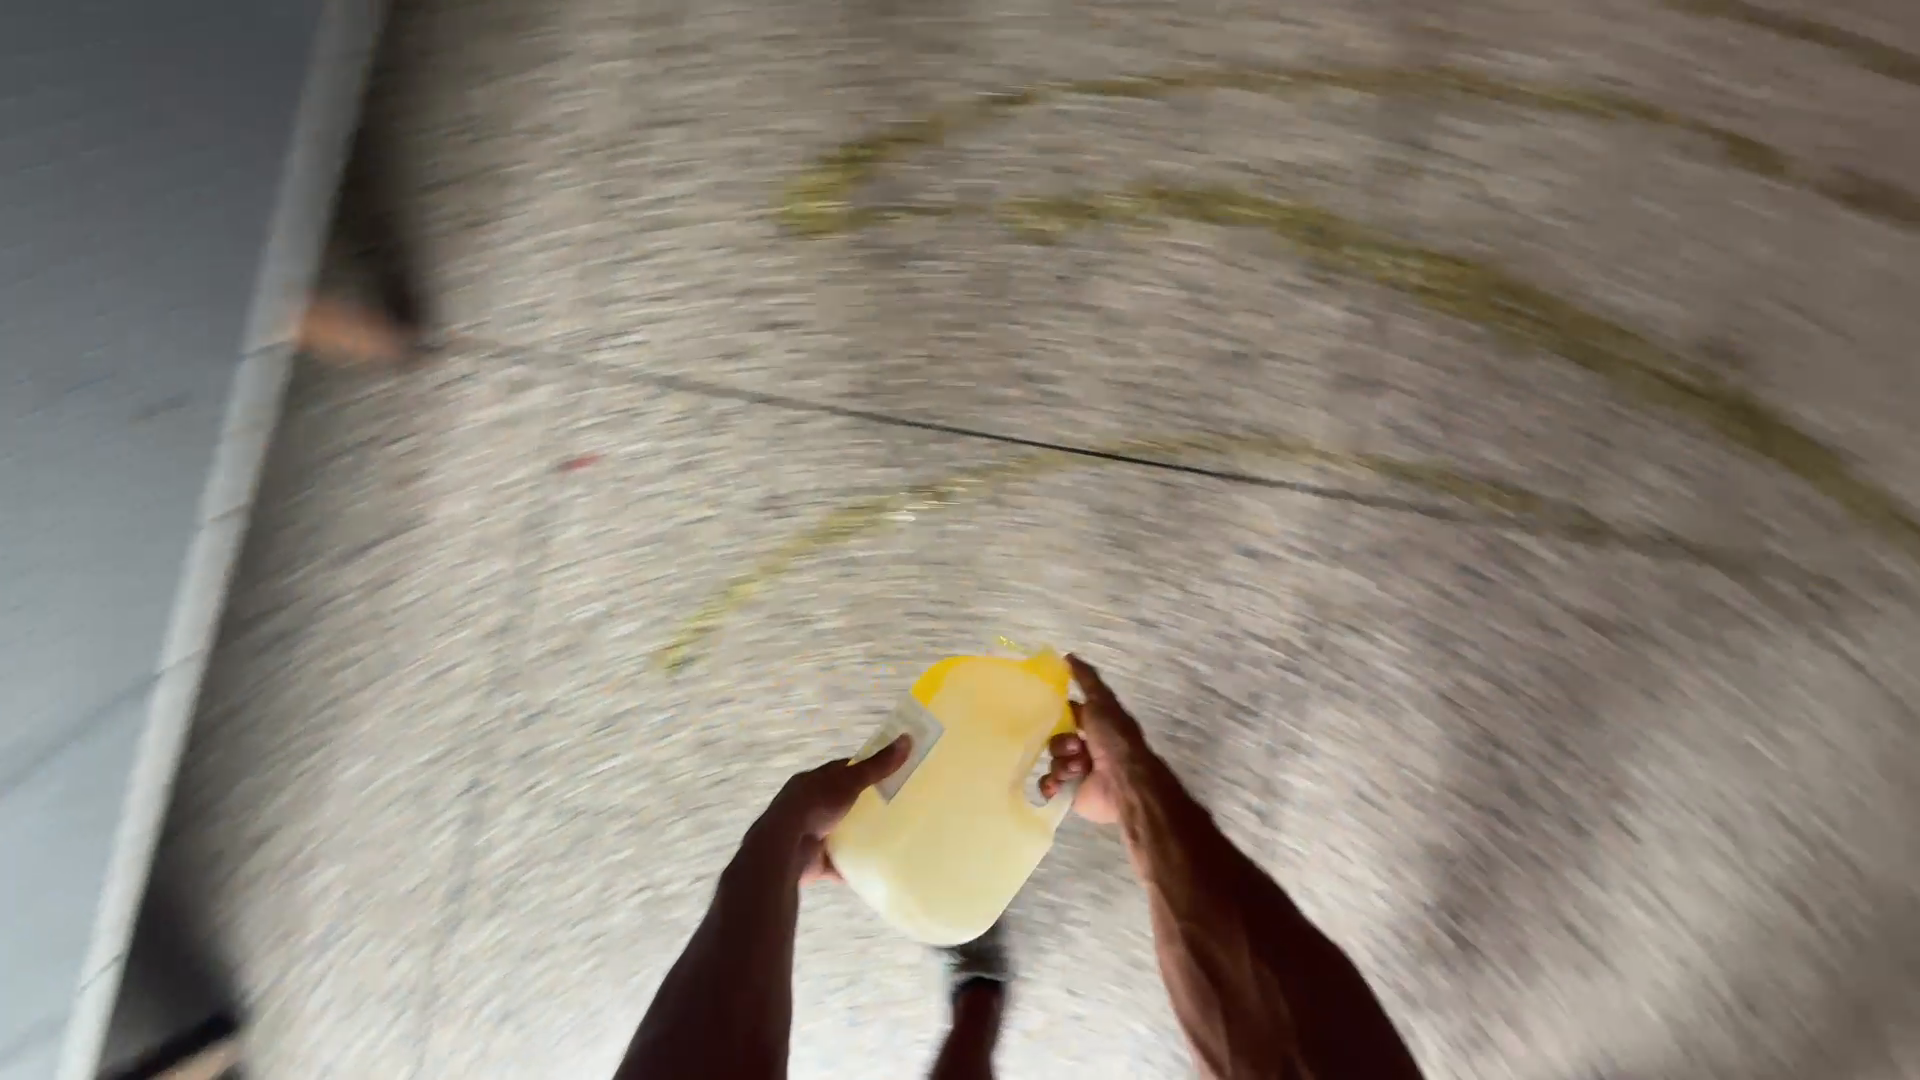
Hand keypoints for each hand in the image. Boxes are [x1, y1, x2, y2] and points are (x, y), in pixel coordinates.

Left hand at [752, 734, 909, 884]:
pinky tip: (873, 866)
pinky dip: (851, 866)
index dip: (863, 769)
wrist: (784, 849)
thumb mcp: (849, 781)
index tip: (888, 772)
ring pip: (838, 831)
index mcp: (812, 781)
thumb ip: (877, 765)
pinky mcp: (814, 861)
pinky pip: (837, 863)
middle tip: (892, 806)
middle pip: (841, 801)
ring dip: (855, 834)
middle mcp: (808, 806)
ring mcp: (810, 834)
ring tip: (887, 835)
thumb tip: (908, 739)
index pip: (841, 770)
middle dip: (862, 804)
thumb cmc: (814, 806)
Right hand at [1037, 654, 1148, 825]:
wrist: (1124, 782)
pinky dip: (1050, 784)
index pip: (1066, 714)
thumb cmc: (1115, 739)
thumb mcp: (1101, 702)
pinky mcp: (1069, 792)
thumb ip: (1086, 679)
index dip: (1056, 713)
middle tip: (1077, 748)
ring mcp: (1076, 770)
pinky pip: (1047, 784)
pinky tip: (1059, 784)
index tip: (1046, 711)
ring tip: (1079, 769)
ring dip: (1062, 763)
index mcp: (1093, 725)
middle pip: (1055, 738)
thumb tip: (1068, 655)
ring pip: (1051, 760)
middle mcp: (1085, 746)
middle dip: (1062, 742)